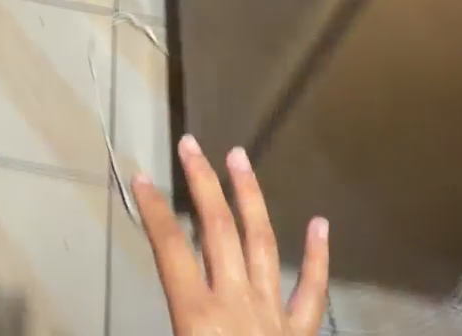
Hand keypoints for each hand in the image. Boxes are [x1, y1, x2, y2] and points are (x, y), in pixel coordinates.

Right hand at [133, 134, 329, 335]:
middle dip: (202, 182)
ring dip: (249, 196)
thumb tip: (162, 290)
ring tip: (239, 157)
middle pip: (218, 229)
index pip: (170, 248)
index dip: (153, 209)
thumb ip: (169, 314)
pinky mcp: (301, 334)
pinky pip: (311, 292)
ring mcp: (273, 315)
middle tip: (190, 144)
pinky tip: (320, 223)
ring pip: (262, 244)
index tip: (141, 177)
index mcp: (198, 315)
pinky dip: (317, 257)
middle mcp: (236, 302)